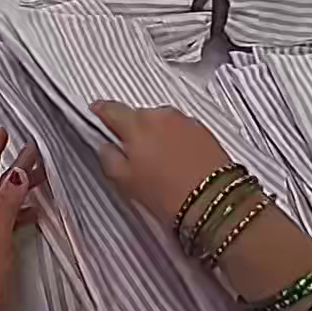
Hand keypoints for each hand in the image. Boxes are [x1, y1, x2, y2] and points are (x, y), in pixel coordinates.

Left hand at [0, 127, 42, 310]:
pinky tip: (35, 212)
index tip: (3, 132)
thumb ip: (7, 203)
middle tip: (31, 149)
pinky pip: (14, 218)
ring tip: (39, 175)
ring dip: (21, 184)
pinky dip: (25, 208)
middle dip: (14, 163)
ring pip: (8, 199)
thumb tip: (17, 173)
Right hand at [92, 101, 311, 306]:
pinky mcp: (203, 130)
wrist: (215, 202)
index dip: (100, 113)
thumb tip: (105, 146)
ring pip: (160, 121)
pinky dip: (173, 139)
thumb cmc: (165, 193)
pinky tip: (176, 160)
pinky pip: (179, 129)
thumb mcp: (126, 182)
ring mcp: (184, 120)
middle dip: (130, 129)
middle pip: (137, 115)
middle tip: (129, 153)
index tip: (95, 117)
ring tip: (156, 161)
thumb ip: (109, 159)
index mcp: (136, 124)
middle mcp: (160, 114)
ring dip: (154, 134)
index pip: (110, 108)